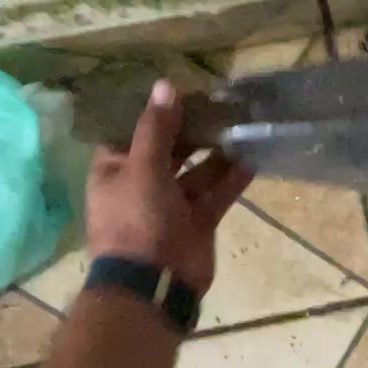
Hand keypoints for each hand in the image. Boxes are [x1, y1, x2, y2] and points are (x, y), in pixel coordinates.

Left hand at [84, 80, 252, 293]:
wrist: (154, 282)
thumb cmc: (137, 221)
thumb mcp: (143, 168)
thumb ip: (157, 128)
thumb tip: (167, 85)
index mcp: (116, 168)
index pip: (135, 131)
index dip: (158, 112)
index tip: (184, 91)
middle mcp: (143, 183)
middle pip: (171, 150)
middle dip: (194, 131)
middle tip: (221, 106)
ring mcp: (173, 205)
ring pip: (198, 173)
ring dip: (218, 155)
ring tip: (241, 129)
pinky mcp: (198, 223)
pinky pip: (216, 196)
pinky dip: (232, 181)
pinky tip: (251, 161)